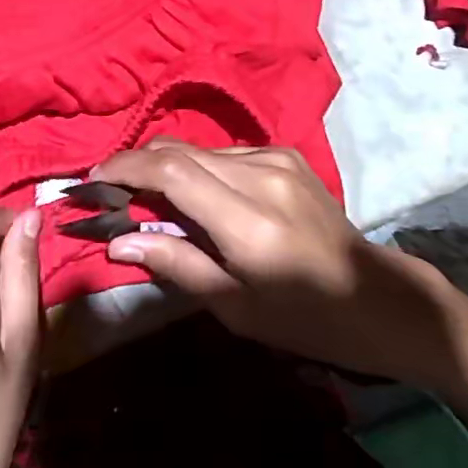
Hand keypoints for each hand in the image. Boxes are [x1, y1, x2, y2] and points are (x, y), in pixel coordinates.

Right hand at [94, 140, 464, 389]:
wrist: (374, 295)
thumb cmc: (303, 318)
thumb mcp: (235, 307)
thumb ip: (176, 264)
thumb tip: (118, 242)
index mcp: (248, 221)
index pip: (172, 171)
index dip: (126, 168)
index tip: (93, 179)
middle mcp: (262, 175)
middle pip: (181, 151)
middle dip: (137, 163)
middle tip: (109, 189)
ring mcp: (277, 159)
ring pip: (201, 149)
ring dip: (167, 166)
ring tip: (146, 195)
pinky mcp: (287, 155)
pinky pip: (226, 154)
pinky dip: (198, 168)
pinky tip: (194, 194)